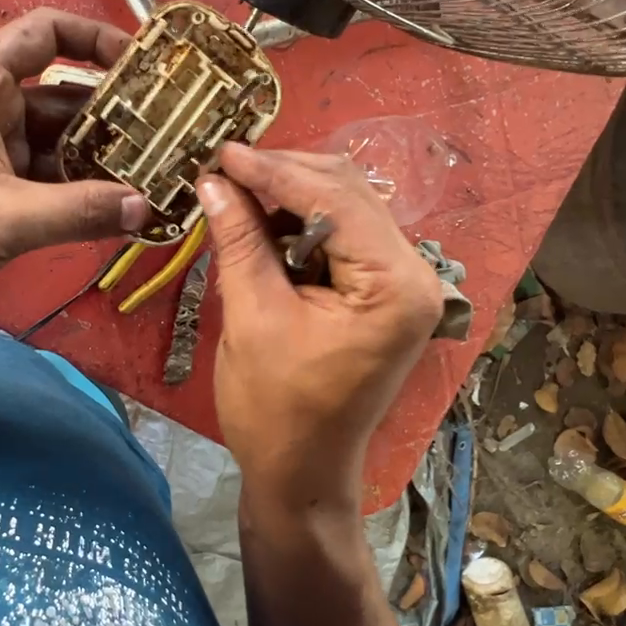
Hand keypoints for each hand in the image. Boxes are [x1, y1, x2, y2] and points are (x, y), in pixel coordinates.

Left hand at [0, 9, 149, 338]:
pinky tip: (118, 208)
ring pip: (56, 142)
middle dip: (113, 113)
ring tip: (156, 175)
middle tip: (170, 135)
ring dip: (99, 159)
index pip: (44, 34)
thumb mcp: (3, 219)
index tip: (146, 66)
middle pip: (61, 93)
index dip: (96, 38)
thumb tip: (145, 207)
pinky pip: (43, 180)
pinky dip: (76, 192)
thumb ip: (80, 211)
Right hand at [197, 144, 445, 516]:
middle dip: (283, 176)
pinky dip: (297, 223)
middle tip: (222, 169)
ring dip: (288, 195)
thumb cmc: (274, 409)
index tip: (222, 152)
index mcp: (395, 284)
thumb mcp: (251, 317)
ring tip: (233, 188)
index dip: (274, 170)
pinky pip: (339, 238)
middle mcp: (413, 273)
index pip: (336, 199)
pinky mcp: (378, 293)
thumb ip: (239, 240)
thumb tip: (213, 180)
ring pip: (342, 210)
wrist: (299, 473)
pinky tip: (259, 217)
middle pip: (347, 195)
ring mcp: (399, 283)